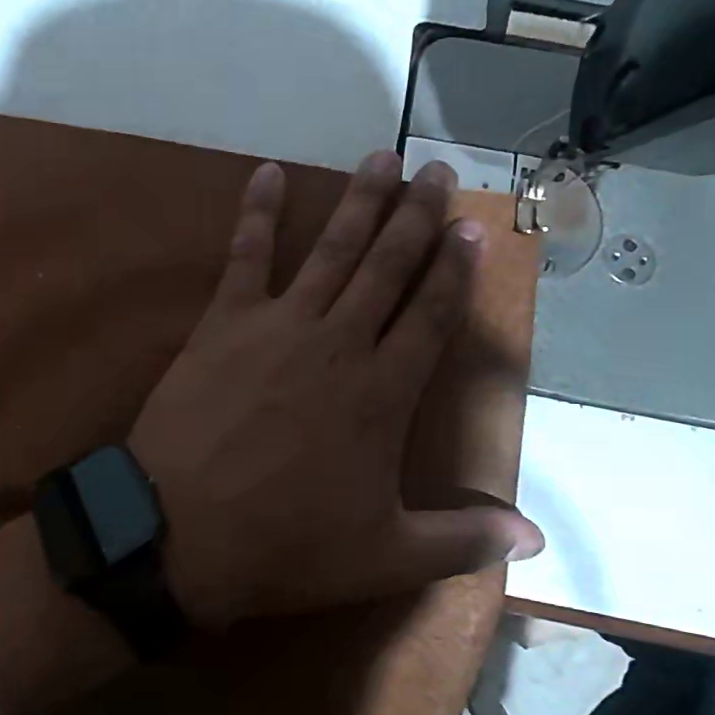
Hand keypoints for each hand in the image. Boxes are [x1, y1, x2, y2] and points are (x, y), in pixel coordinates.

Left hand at [128, 150, 543, 628]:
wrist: (179, 537)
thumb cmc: (289, 547)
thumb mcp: (389, 556)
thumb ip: (465, 540)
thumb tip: (536, 541)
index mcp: (383, 392)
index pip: (432, 315)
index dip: (455, 271)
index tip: (472, 230)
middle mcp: (340, 343)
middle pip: (389, 267)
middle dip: (417, 217)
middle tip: (437, 171)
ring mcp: (280, 326)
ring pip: (332, 250)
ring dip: (360, 202)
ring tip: (383, 158)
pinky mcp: (225, 324)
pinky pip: (246, 256)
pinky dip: (257, 213)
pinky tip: (267, 174)